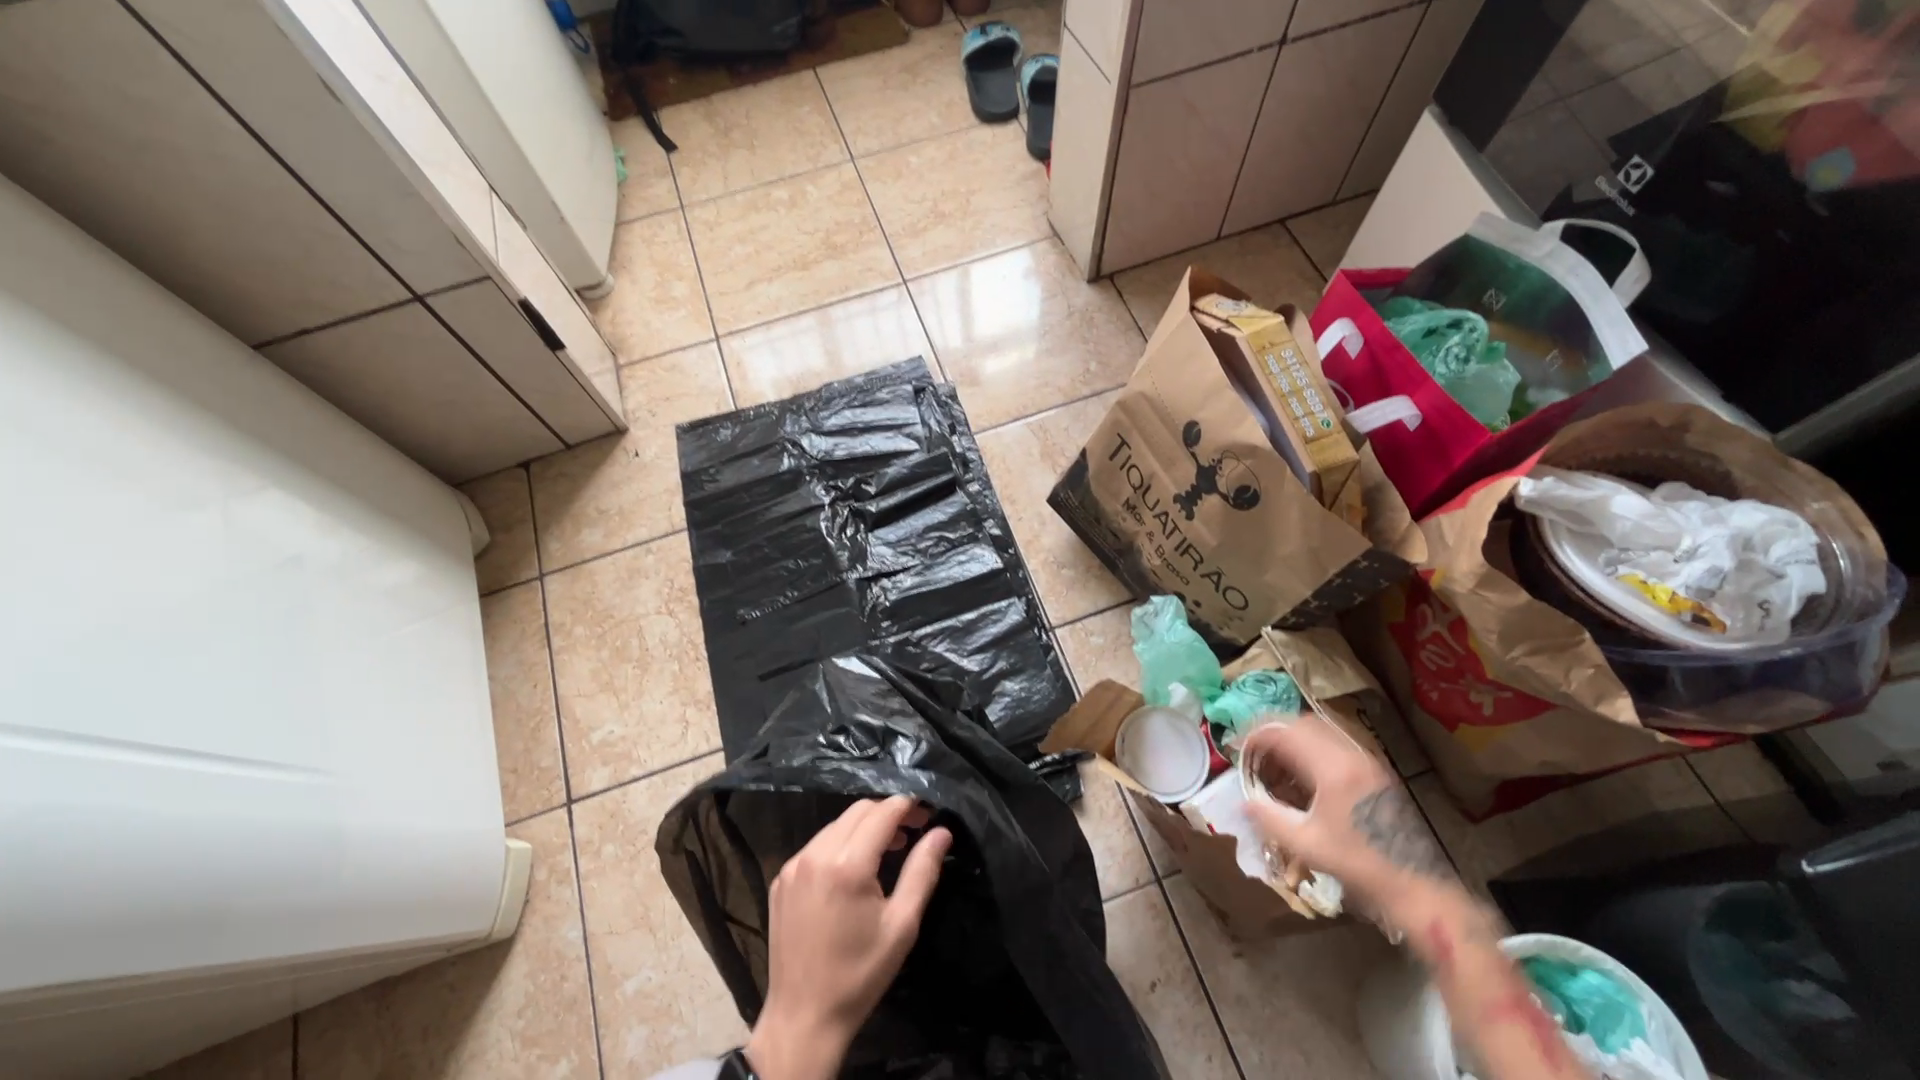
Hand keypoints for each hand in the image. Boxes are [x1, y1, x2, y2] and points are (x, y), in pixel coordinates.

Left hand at [746, 796, 952, 1079]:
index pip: (882, 812)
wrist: (804, 1015)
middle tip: (914, 831)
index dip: (909, 805)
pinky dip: (840, 845)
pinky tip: (854, 871)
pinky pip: (816, 846)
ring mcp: (793, 867)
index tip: (929, 814)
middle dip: (888, 813)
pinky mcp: (781, 880)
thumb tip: (941, 832)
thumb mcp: (902, 924)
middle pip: (858, 812)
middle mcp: (815, 855)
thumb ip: (923, 871)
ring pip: (835, 826)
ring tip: (888, 850)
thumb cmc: (860, 973)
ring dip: (864, 828)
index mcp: (847, 865)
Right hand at [1239, 714, 1453, 916]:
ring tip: (1275, 761)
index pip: (1286, 733)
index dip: (1257, 735)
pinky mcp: (1376, 774)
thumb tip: (1243, 802)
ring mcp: (1368, 763)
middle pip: (1305, 724)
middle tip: (1254, 751)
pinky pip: (1337, 746)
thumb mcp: (1306, 845)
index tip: (1238, 747)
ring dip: (1295, 739)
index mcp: (1332, 770)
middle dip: (1275, 732)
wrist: (1414, 885)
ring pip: (1323, 732)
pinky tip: (1303, 776)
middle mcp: (1352, 757)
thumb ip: (1269, 818)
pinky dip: (1313, 749)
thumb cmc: (1358, 865)